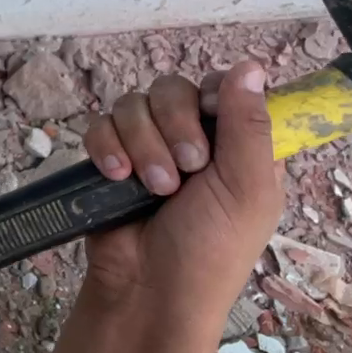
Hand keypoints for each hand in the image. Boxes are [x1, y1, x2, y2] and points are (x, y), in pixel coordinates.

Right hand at [80, 62, 282, 326]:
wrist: (147, 288)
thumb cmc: (211, 249)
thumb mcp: (246, 190)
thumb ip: (249, 125)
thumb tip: (252, 64)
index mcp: (234, 145)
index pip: (219, 87)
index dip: (211, 95)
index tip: (210, 116)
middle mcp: (189, 138)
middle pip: (171, 88)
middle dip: (173, 126)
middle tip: (186, 168)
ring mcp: (145, 146)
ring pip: (131, 104)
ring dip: (141, 144)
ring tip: (151, 187)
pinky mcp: (108, 155)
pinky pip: (98, 124)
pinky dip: (106, 147)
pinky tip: (116, 176)